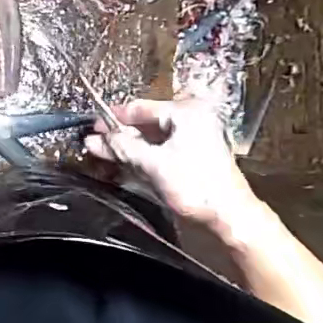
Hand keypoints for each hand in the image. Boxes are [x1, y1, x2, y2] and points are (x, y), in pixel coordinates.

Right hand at [84, 98, 258, 227]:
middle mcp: (193, 118)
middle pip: (146, 122)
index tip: (94, 127)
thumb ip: (124, 148)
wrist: (229, 215)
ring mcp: (195, 135)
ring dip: (130, 146)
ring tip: (105, 153)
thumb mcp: (154, 164)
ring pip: (153, 136)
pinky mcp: (194, 153)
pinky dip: (144, 154)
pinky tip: (126, 161)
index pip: (141, 108)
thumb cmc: (199, 187)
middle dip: (120, 134)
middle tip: (96, 142)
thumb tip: (96, 139)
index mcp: (187, 112)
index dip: (114, 118)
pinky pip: (162, 147)